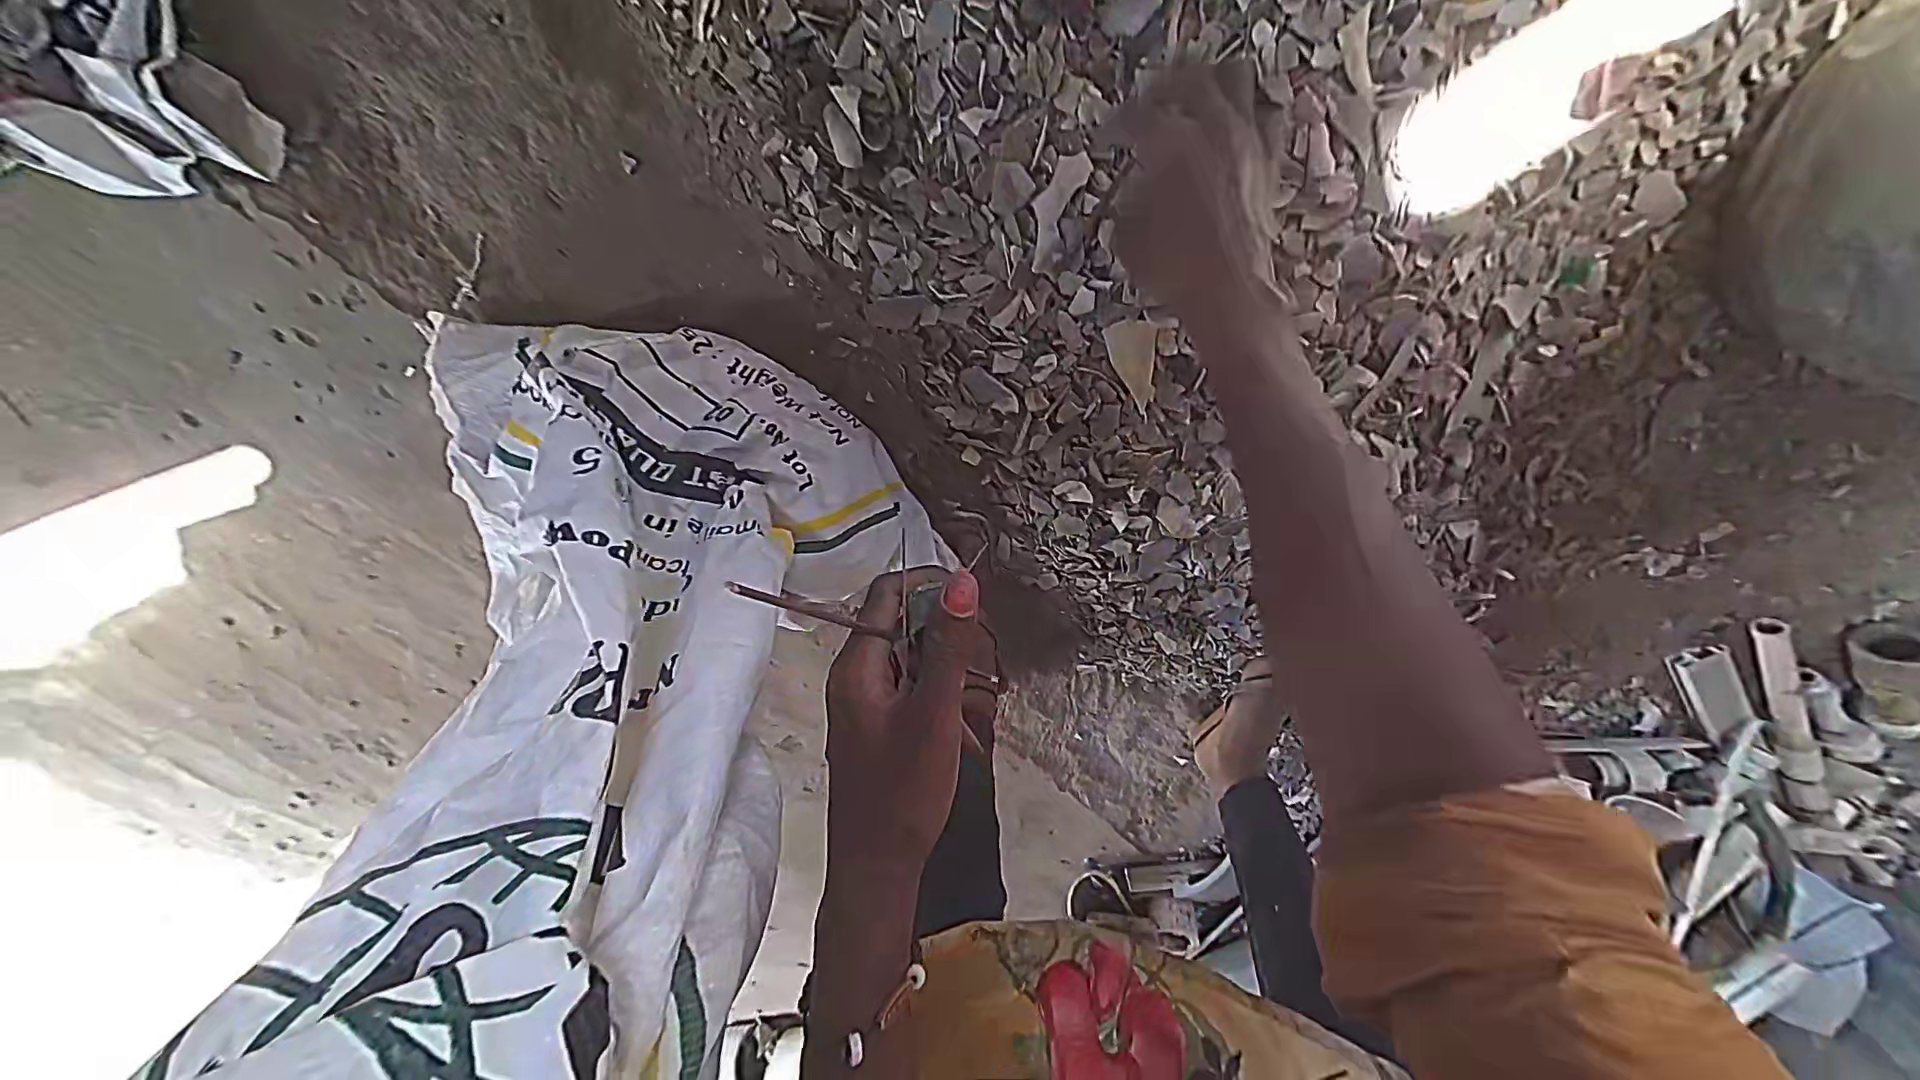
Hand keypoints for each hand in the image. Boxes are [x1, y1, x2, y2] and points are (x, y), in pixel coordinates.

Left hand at [823, 567, 994, 874]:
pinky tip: (962, 726)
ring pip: (912, 658)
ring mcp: (864, 700)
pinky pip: (911, 688)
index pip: (888, 593)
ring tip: (976, 703)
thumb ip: (950, 644)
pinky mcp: (877, 722)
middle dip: (948, 636)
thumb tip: (962, 581)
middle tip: (984, 664)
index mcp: (857, 663)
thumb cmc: (903, 790)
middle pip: (902, 624)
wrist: (877, 866)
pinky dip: (939, 695)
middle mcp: (854, 674)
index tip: (972, 602)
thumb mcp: (935, 711)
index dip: (929, 585)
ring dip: (949, 670)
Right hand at [1114, 62, 1282, 318]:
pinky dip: (1248, 116)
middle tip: (1148, 105)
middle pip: (1187, 78)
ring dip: (1210, 85)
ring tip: (1194, 105)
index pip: (1135, 117)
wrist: (1229, 294)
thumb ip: (1126, 208)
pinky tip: (1233, 132)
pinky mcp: (1268, 162)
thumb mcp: (1130, 242)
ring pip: (1234, 78)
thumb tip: (1128, 198)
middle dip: (1162, 89)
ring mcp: (1247, 142)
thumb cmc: (1176, 273)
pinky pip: (1267, 117)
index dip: (1116, 124)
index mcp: (1169, 147)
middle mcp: (1213, 131)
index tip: (1109, 135)